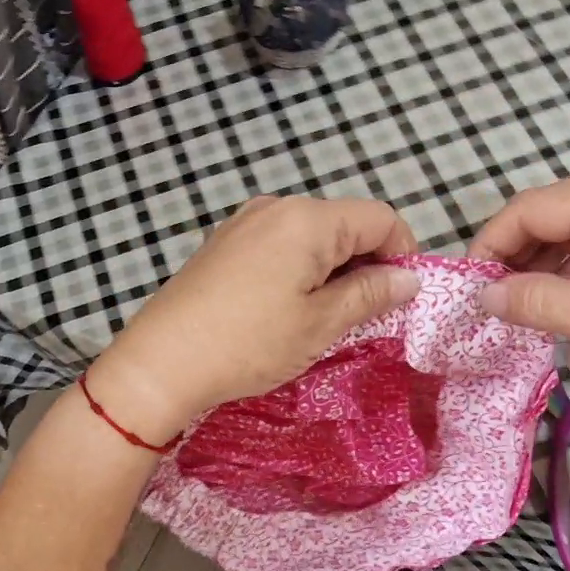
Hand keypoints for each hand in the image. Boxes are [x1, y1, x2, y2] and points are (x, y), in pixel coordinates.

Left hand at [87, 196, 420, 442]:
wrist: (161, 362)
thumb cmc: (249, 344)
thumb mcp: (320, 324)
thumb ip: (370, 295)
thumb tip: (409, 279)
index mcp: (307, 219)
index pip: (380, 218)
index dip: (403, 253)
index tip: (404, 297)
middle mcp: (276, 208)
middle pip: (345, 223)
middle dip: (368, 263)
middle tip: (369, 315)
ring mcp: (244, 223)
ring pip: (311, 237)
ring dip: (333, 270)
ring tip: (328, 318)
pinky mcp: (223, 244)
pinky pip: (280, 246)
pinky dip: (300, 270)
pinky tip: (290, 309)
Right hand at [470, 168, 569, 398]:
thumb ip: (543, 304)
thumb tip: (484, 298)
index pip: (532, 207)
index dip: (491, 245)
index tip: (470, 291)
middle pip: (550, 214)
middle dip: (513, 257)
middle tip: (490, 306)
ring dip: (541, 267)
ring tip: (519, 311)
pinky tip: (559, 303)